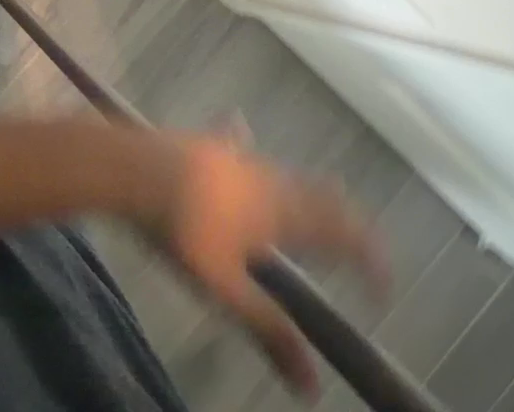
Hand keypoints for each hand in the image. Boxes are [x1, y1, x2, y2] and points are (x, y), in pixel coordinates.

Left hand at [135, 132, 386, 396]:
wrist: (131, 168)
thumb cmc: (181, 231)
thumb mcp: (224, 289)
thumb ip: (268, 329)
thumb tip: (313, 387)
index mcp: (286, 216)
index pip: (347, 236)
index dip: (371, 260)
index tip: (382, 285)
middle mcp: (271, 179)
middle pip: (324, 196)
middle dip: (344, 220)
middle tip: (353, 243)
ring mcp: (236, 154)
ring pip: (284, 170)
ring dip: (303, 188)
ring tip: (310, 202)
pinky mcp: (204, 140)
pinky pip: (235, 140)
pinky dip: (246, 142)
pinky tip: (239, 128)